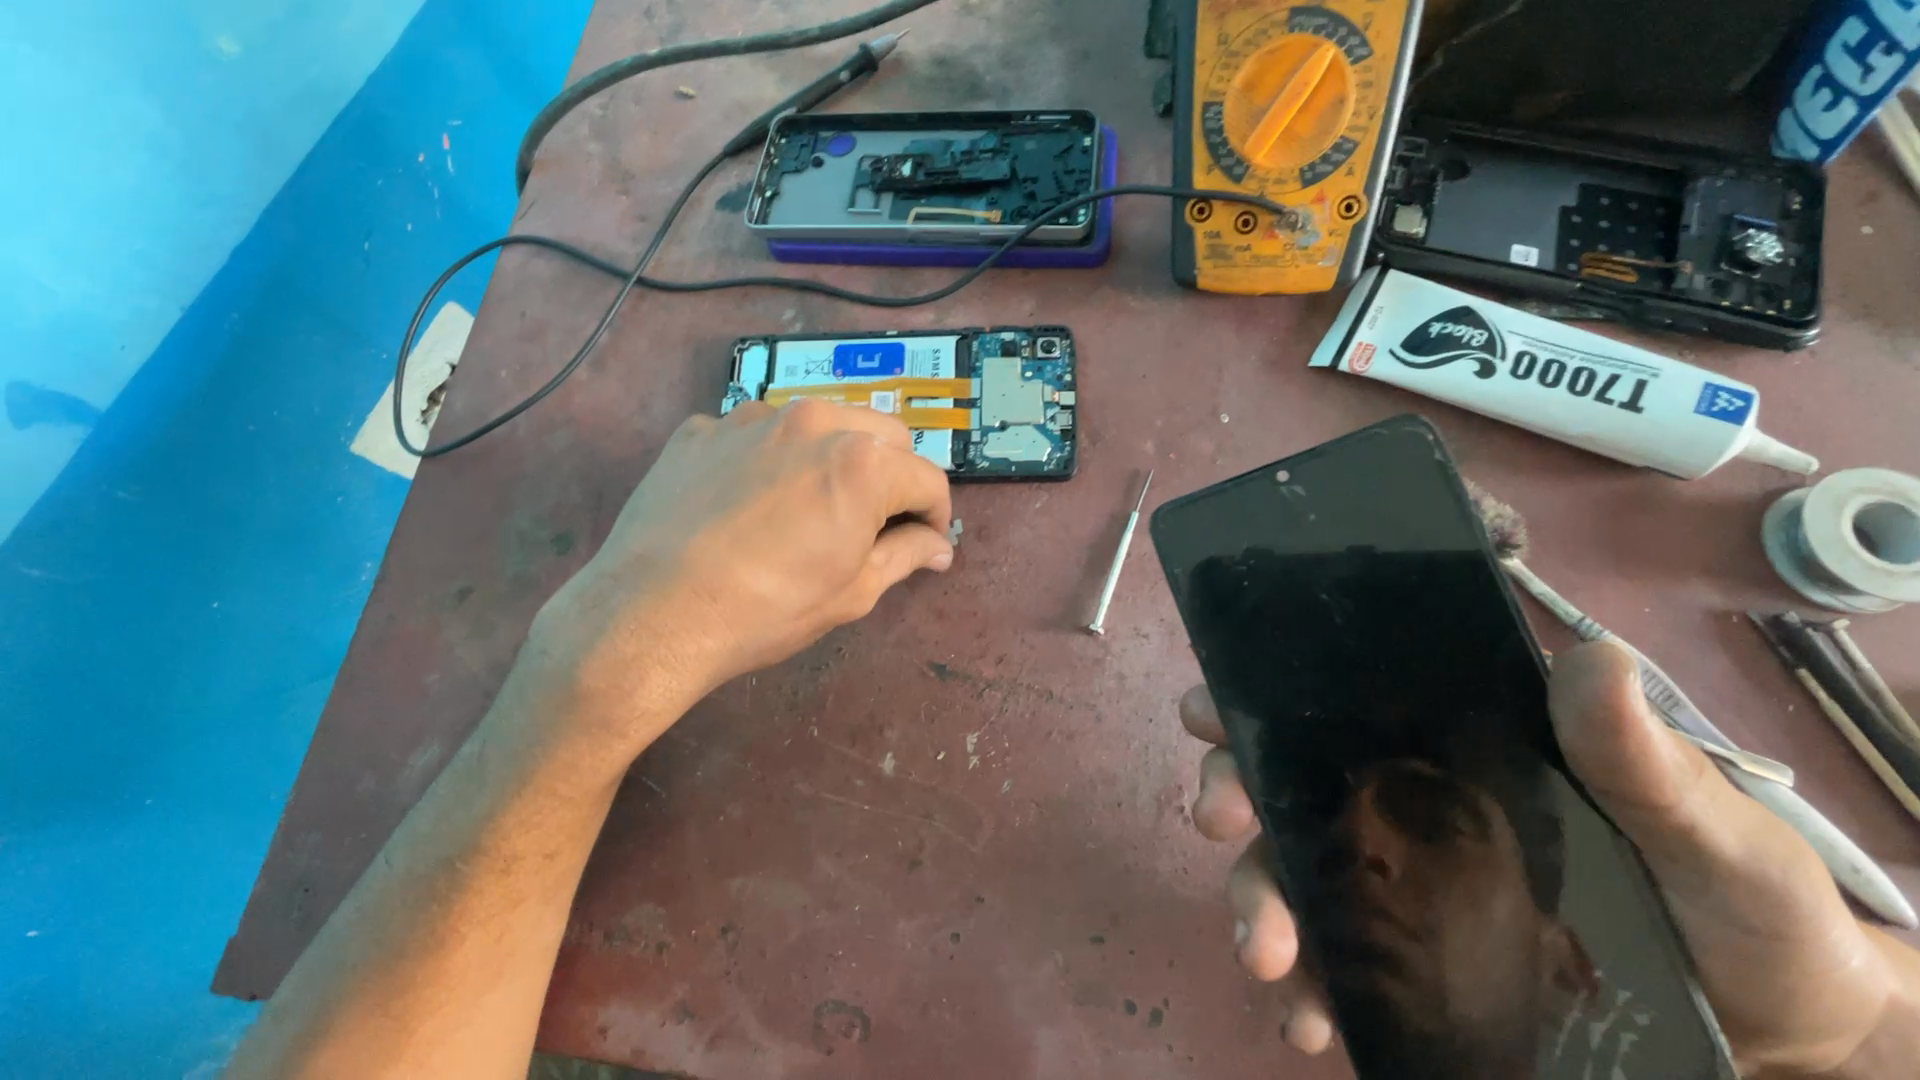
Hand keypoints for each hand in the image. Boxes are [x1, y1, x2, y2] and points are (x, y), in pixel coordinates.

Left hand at [534, 400, 952, 741]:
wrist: (651, 613)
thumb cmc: (768, 610)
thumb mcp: (852, 592)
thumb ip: (906, 555)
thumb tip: (938, 546)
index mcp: (862, 462)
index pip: (927, 479)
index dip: (935, 515)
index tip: (925, 541)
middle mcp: (813, 421)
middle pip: (883, 435)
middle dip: (893, 475)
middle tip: (874, 523)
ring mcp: (751, 418)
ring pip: (819, 423)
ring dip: (833, 457)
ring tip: (809, 508)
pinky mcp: (702, 429)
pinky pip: (756, 435)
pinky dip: (769, 460)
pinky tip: (748, 504)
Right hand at [1182, 641, 1909, 1075]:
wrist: (1781, 1036)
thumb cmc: (1740, 903)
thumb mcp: (1706, 829)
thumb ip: (1642, 760)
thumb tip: (1597, 660)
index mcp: (1450, 756)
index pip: (1336, 711)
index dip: (1257, 701)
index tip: (1207, 712)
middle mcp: (1406, 813)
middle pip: (1287, 788)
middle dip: (1237, 798)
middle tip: (1223, 827)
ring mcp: (1403, 891)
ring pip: (1294, 878)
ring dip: (1258, 905)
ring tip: (1268, 961)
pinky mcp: (1411, 965)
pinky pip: (1334, 967)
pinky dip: (1308, 990)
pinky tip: (1309, 1022)